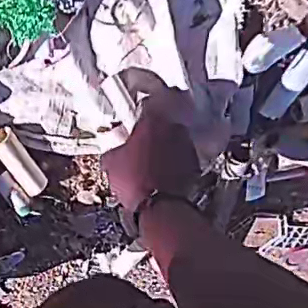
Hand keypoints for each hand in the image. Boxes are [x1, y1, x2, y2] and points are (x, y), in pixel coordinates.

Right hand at [101, 80, 214, 214]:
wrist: (161, 207)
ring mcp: (187, 144)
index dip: (142, 106)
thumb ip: (114, 147)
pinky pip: (184, 153)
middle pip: (167, 117)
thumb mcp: (112, 162)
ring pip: (176, 135)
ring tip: (154, 154)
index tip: (137, 111)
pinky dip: (176, 157)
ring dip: (167, 141)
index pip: (150, 100)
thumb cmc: (135, 181)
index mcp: (152, 121)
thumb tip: (112, 147)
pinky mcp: (195, 162)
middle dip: (157, 124)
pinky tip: (165, 168)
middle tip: (145, 133)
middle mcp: (174, 127)